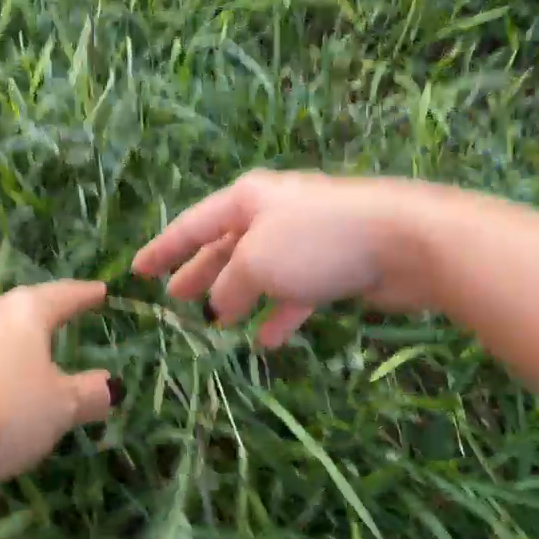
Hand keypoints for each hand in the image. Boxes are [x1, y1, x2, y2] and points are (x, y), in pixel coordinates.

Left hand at [0, 280, 120, 484]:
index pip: (64, 296)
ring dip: (15, 339)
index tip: (100, 291)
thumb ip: (88, 394)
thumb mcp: (60, 408)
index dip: (85, 295)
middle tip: (64, 313)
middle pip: (25, 306)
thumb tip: (110, 385)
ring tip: (29, 348)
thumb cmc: (6, 410)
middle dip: (46, 311)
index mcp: (27, 312)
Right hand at [131, 170, 451, 346]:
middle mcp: (270, 213)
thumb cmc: (315, 239)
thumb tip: (218, 304)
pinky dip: (278, 313)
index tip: (137, 269)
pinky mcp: (332, 266)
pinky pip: (294, 291)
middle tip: (172, 296)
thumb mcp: (258, 261)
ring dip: (236, 295)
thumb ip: (229, 284)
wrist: (402, 240)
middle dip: (198, 270)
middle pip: (224, 244)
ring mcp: (303, 238)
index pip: (192, 224)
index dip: (163, 248)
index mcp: (245, 199)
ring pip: (258, 269)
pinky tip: (265, 339)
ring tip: (214, 322)